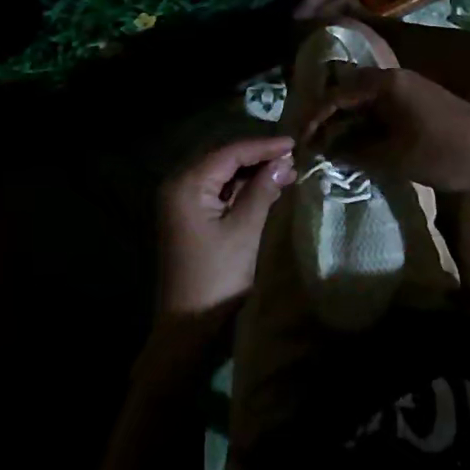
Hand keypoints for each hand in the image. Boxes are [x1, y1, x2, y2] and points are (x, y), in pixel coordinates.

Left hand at [157, 136, 295, 318]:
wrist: (186, 326)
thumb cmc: (217, 277)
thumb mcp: (244, 231)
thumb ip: (262, 191)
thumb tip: (283, 163)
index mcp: (186, 184)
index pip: (228, 153)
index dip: (262, 146)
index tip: (293, 143)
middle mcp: (177, 184)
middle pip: (221, 158)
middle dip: (256, 156)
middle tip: (290, 155)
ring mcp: (179, 200)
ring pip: (218, 173)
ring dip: (249, 171)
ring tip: (283, 168)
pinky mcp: (185, 215)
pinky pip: (213, 190)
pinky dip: (238, 187)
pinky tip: (263, 186)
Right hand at [307, 67, 469, 204]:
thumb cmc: (447, 154)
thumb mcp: (395, 158)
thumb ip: (354, 151)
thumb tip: (324, 149)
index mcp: (386, 83)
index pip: (336, 94)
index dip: (314, 118)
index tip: (299, 141)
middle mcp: (394, 78)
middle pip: (347, 93)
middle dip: (327, 119)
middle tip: (312, 145)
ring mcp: (409, 89)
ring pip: (364, 102)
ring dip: (347, 124)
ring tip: (331, 149)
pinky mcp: (419, 103)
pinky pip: (381, 110)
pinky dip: (366, 126)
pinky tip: (360, 146)